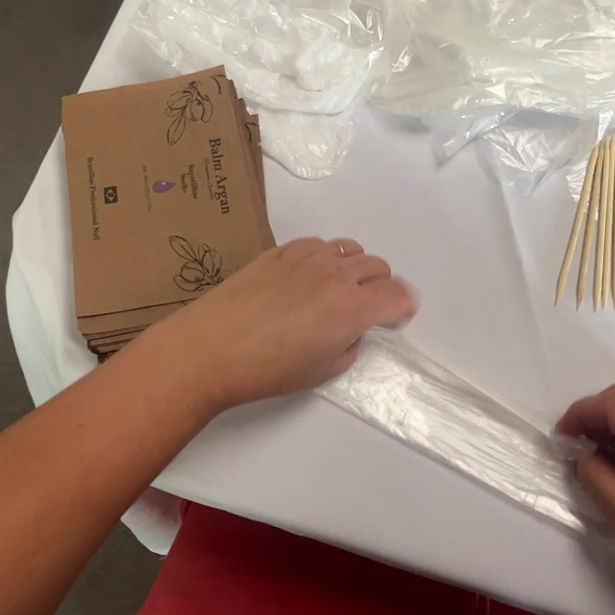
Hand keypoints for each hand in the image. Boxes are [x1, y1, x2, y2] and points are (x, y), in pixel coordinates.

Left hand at [133, 237, 416, 412]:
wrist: (211, 348)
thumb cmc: (268, 370)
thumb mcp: (323, 370)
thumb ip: (350, 343)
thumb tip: (352, 328)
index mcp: (352, 306)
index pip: (398, 294)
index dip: (404, 307)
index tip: (396, 318)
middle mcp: (335, 273)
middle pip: (378, 267)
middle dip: (381, 288)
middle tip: (366, 309)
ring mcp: (307, 256)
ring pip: (349, 249)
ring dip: (354, 268)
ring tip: (337, 291)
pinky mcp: (281, 250)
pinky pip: (319, 244)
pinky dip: (326, 257)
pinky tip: (308, 279)